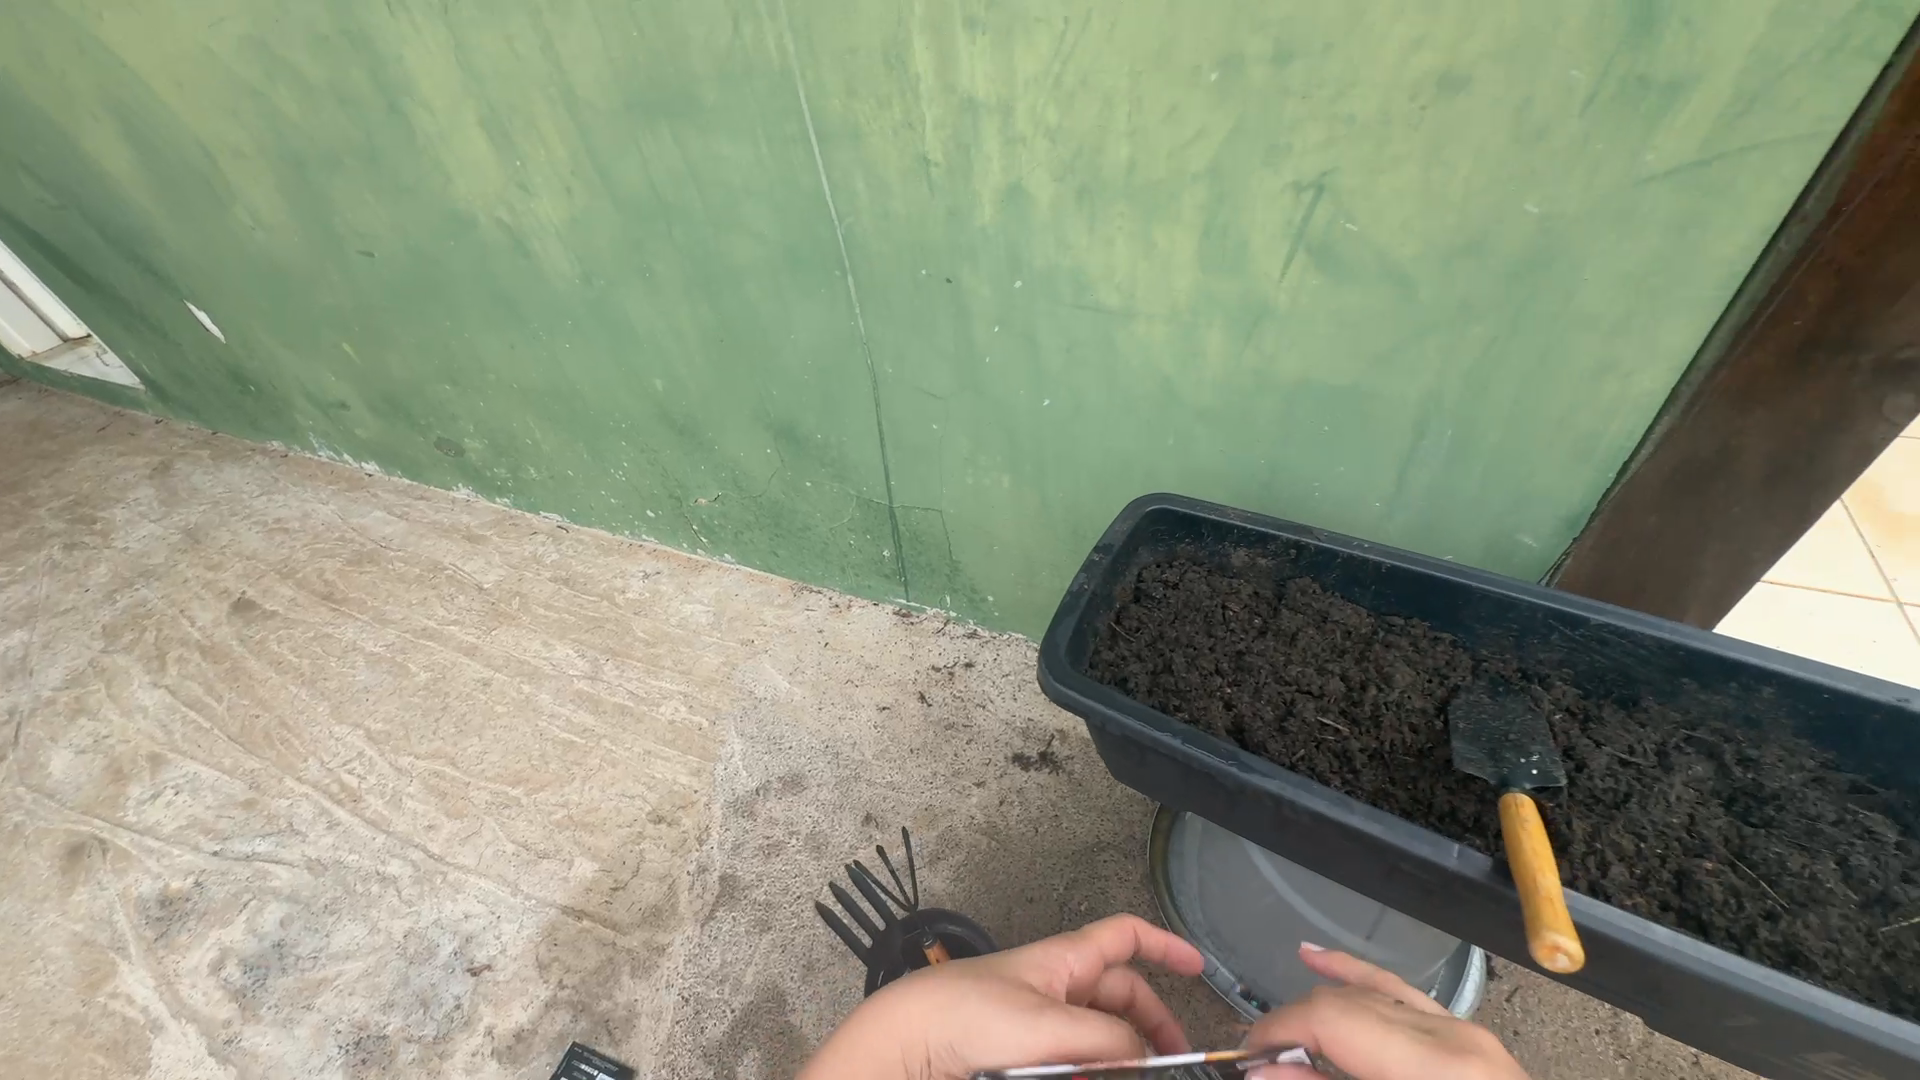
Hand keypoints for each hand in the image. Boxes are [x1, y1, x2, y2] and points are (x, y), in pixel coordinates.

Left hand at [797, 914, 1206, 1079]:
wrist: (909, 1042)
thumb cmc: (970, 1014)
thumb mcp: (1044, 1023)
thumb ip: (1102, 1037)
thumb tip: (1142, 1054)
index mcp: (1064, 960)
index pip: (1123, 936)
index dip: (1163, 944)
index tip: (1199, 968)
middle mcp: (1057, 986)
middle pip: (1120, 996)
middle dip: (1152, 1025)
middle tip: (1175, 1065)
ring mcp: (1040, 1023)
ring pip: (1099, 1038)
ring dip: (1121, 1058)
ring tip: (1133, 1073)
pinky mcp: (1024, 1057)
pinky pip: (1072, 1061)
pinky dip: (1091, 1070)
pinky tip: (1093, 1078)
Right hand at [1245, 945, 1528, 1079]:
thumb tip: (1265, 1072)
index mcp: (1430, 1069)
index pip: (1330, 1019)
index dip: (1279, 1032)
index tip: (1248, 1058)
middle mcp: (1447, 1036)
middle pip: (1343, 1005)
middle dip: (1292, 1028)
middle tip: (1259, 1061)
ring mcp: (1461, 1030)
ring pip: (1365, 994)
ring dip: (1315, 1011)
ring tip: (1279, 1038)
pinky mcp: (1466, 1035)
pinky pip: (1399, 991)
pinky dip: (1354, 973)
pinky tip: (1312, 957)